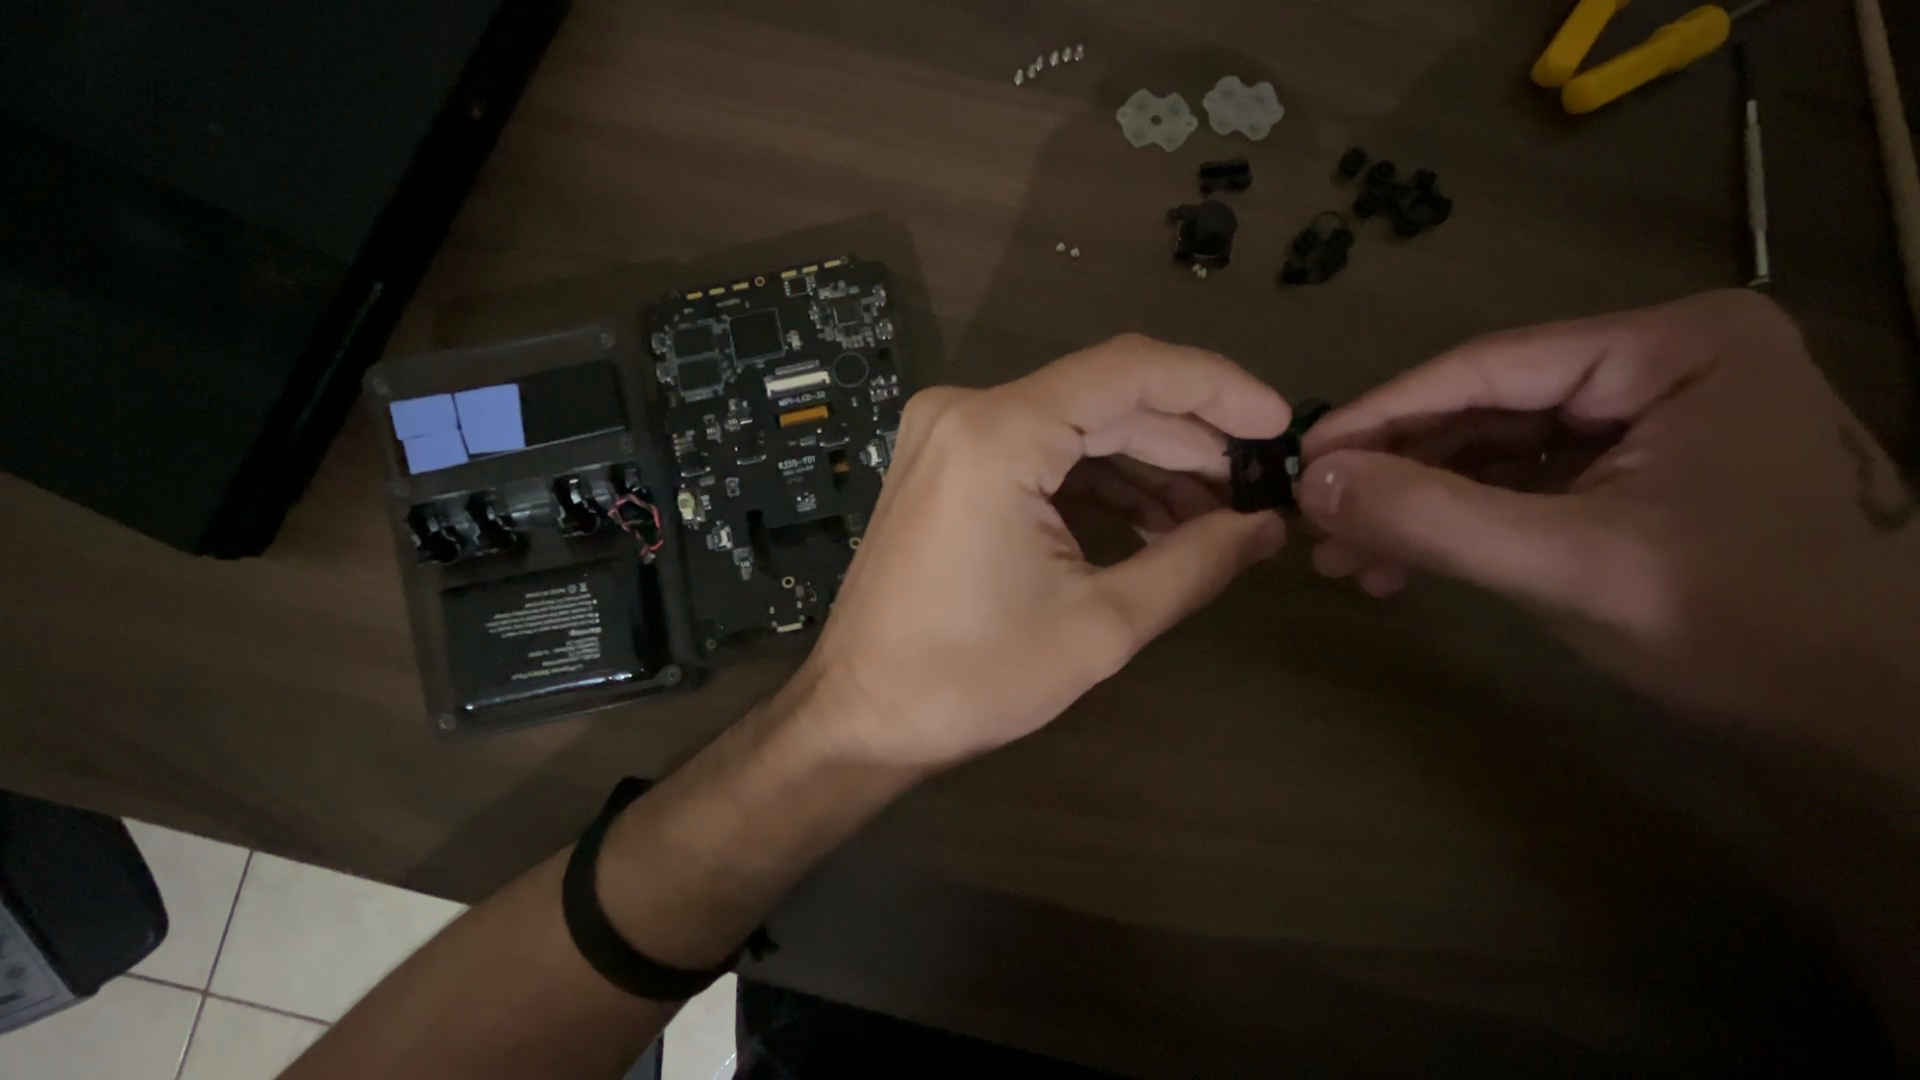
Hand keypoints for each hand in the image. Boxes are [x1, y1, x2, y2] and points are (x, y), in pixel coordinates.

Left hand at [786, 335, 1289, 769]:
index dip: (1216, 389)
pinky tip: (1150, 520)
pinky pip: (1039, 452)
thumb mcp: (1099, 625)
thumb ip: (1195, 563)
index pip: (1132, 370)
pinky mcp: (944, 463)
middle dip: (1187, 439)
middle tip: (1257, 486)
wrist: (860, 714)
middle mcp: (967, 410)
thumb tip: (1268, 527)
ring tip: (1214, 514)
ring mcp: (948, 434)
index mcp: (1000, 433)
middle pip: (1105, 398)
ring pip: (1074, 425)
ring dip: (1146, 464)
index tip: (1278, 423)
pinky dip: (1095, 481)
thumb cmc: (970, 678)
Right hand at [1296, 290, 1919, 761]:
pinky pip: (1525, 487)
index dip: (1379, 417)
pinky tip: (1401, 568)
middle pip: (1485, 412)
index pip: (1486, 368)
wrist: (1880, 723)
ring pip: (1495, 454)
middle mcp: (1663, 364)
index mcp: (1671, 346)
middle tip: (1317, 527)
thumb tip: (1308, 483)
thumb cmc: (1743, 625)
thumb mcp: (1565, 565)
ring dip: (1417, 509)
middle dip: (1396, 478)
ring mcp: (1655, 420)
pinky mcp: (1642, 474)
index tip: (1300, 461)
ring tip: (1346, 563)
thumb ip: (1429, 517)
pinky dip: (1461, 527)